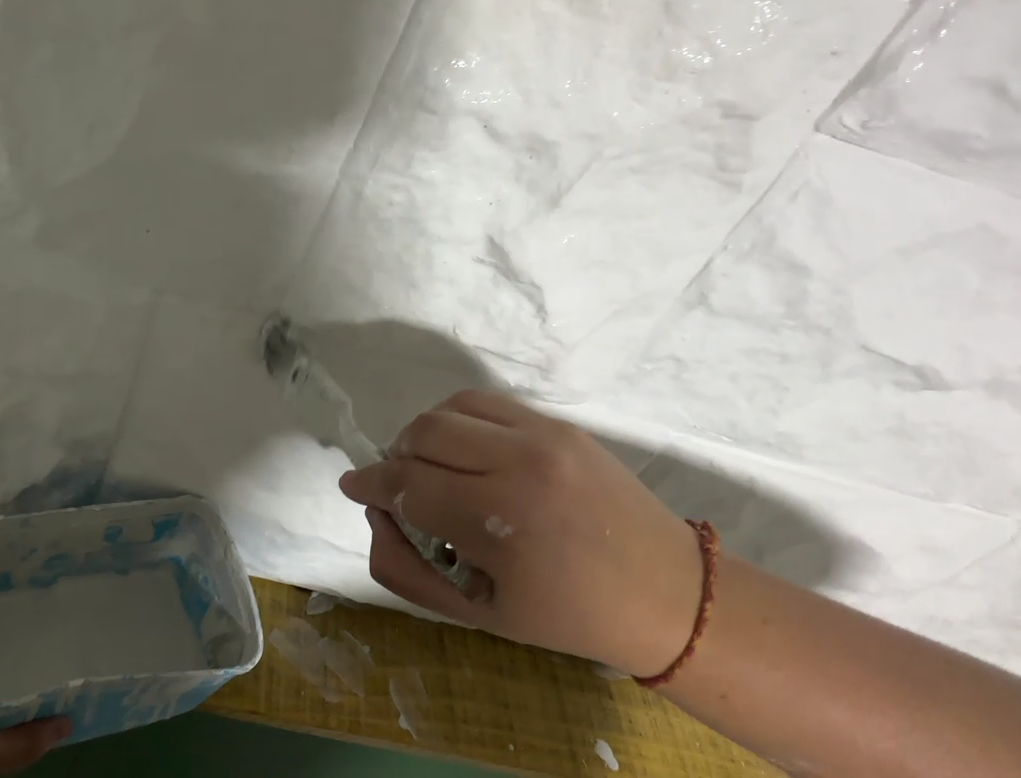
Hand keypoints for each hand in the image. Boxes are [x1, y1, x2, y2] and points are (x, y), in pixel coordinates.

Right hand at [337, 390, 702, 677]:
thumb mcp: (478, 614)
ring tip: (427, 464)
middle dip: (394, 457)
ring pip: (450, 408)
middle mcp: (521, 465)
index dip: (370, 485)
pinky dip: (458, 420)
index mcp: (501, 523)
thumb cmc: (567, 616)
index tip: (353, 487)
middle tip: (394, 484)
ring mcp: (545, 437)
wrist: (667, 594)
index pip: (408, 486)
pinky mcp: (560, 424)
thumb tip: (375, 517)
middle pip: (423, 435)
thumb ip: (408, 571)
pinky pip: (487, 404)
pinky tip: (464, 450)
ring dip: (423, 433)